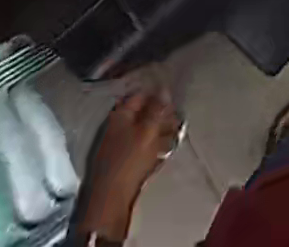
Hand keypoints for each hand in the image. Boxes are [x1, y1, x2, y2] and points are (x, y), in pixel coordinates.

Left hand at [75, 88, 181, 241]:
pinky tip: (164, 148)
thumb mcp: (148, 130)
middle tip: (177, 116)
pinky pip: (140, 145)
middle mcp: (116, 126)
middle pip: (141, 113)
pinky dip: (153, 144)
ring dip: (159, 129)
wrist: (110, 200)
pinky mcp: (121, 161)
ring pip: (142, 130)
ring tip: (175, 132)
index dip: (157, 93)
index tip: (173, 96)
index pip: (140, 95)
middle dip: (160, 113)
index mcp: (120, 115)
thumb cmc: (130, 160)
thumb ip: (157, 109)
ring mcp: (117, 145)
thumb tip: (164, 88)